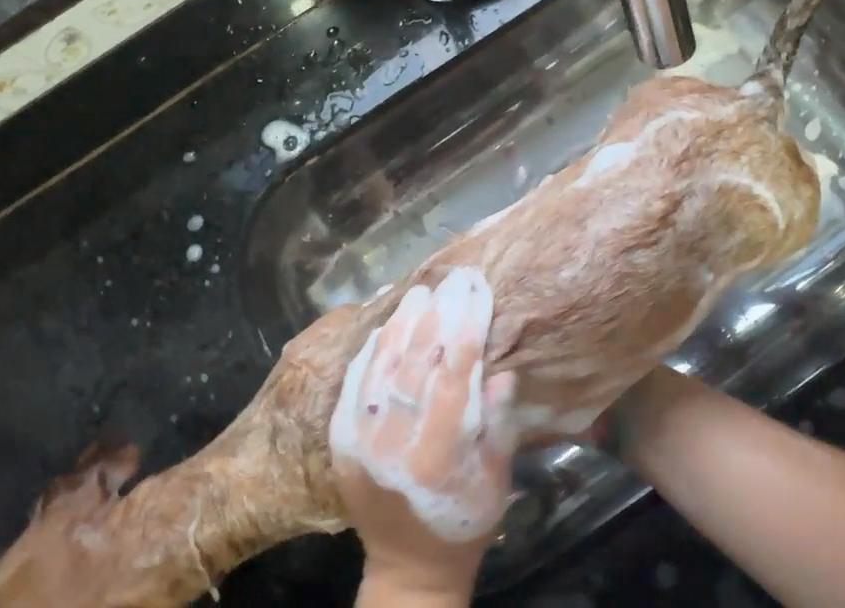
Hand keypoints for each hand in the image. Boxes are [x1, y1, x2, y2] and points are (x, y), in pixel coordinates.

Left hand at [329, 267, 518, 599]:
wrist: (408, 565)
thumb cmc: (464, 520)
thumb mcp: (496, 478)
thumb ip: (498, 424)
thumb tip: (503, 369)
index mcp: (440, 450)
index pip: (456, 371)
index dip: (468, 325)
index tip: (478, 288)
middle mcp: (396, 437)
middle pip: (418, 359)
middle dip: (438, 313)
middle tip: (453, 278)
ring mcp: (362, 434)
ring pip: (383, 363)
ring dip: (402, 323)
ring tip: (421, 292)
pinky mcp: (341, 436)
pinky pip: (355, 381)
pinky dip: (371, 349)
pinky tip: (386, 324)